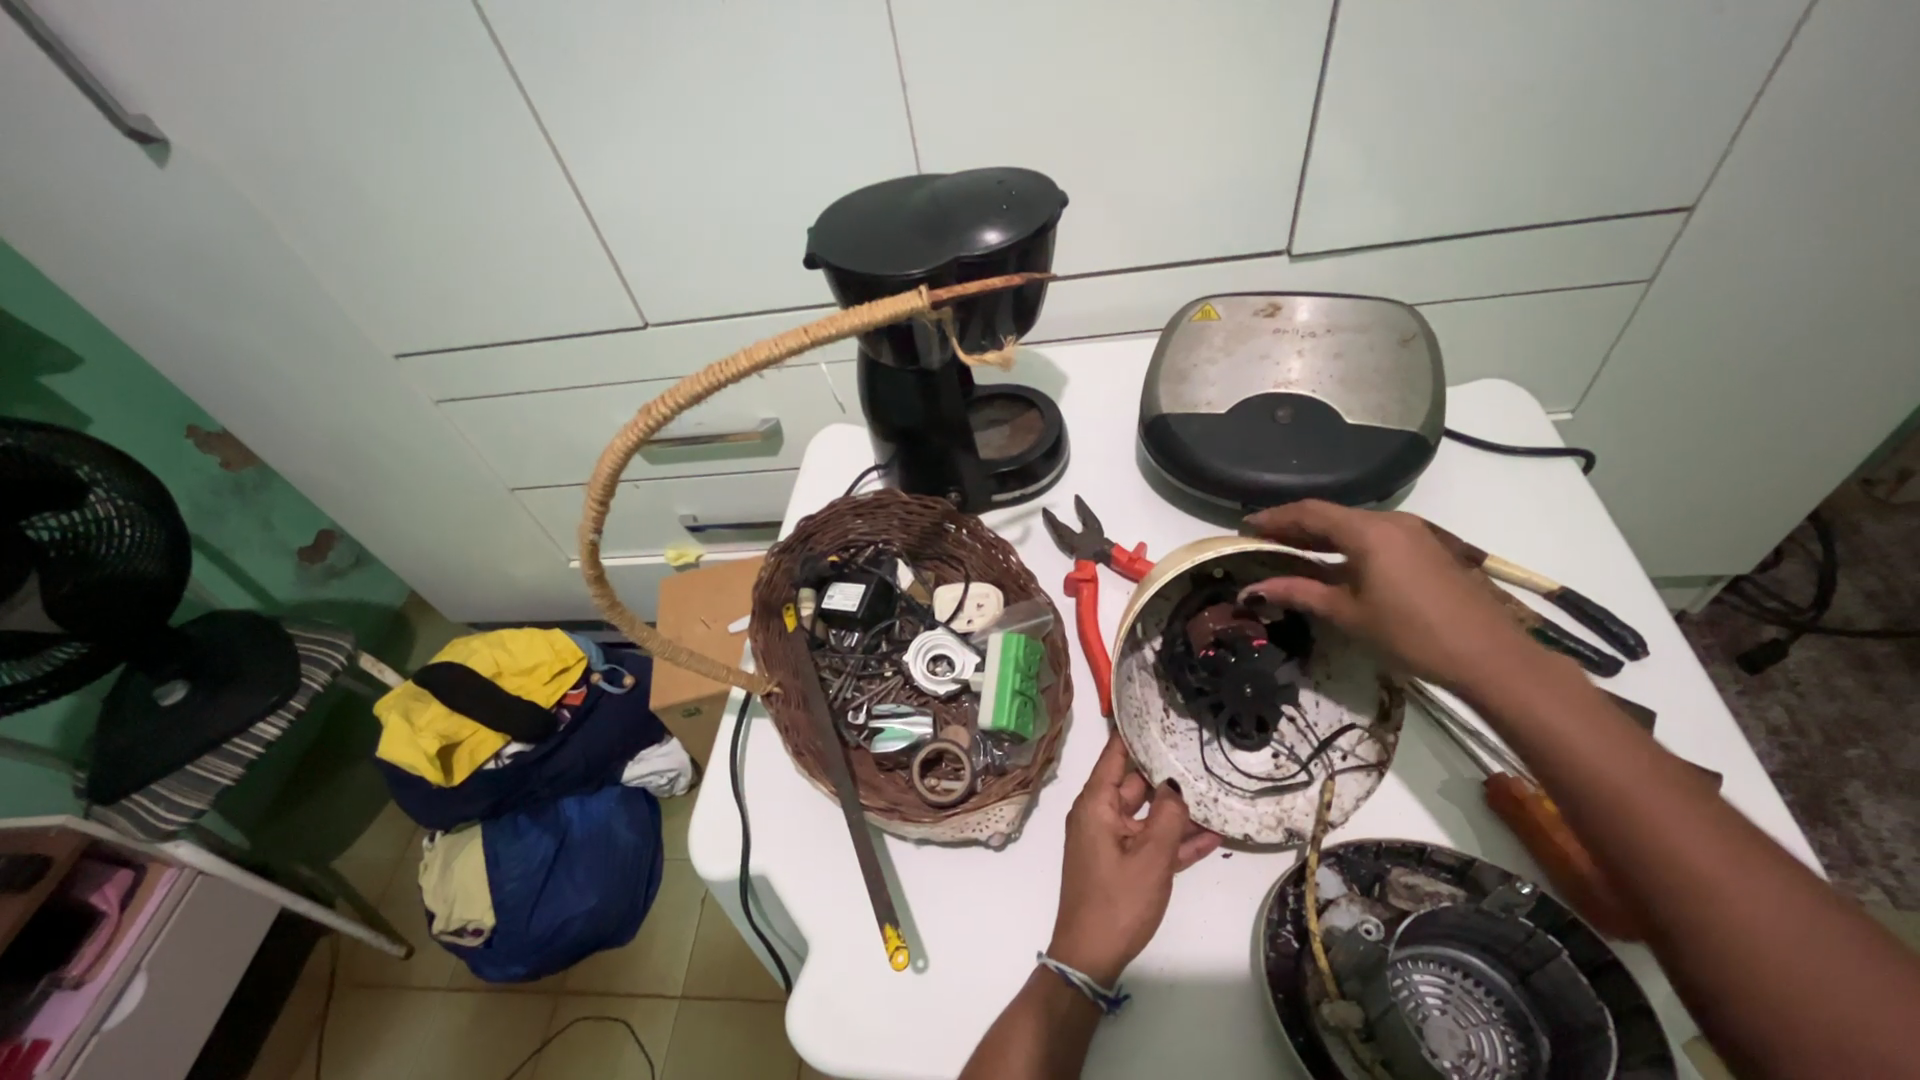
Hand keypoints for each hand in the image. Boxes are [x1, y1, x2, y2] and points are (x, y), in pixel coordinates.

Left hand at [1047, 730, 1220, 986]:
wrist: (1091, 957)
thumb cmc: (1117, 901)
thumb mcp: (1150, 857)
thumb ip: (1169, 817)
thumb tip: (1176, 784)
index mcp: (1096, 804)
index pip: (1115, 754)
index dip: (1137, 733)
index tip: (1161, 712)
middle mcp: (1101, 815)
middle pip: (1137, 783)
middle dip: (1170, 773)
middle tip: (1204, 753)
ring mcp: (1112, 840)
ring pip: (1150, 815)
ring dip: (1181, 812)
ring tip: (1219, 792)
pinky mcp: (1124, 864)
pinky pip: (1152, 843)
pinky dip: (1177, 841)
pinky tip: (1214, 836)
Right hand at [1239, 500, 1537, 691]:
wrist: (1488, 655)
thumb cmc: (1411, 634)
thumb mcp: (1349, 614)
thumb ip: (1299, 593)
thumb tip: (1254, 589)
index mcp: (1369, 531)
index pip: (1310, 513)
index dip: (1275, 518)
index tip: (1245, 527)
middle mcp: (1392, 521)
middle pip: (1333, 515)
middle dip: (1294, 526)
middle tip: (1262, 540)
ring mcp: (1414, 533)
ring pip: (1355, 525)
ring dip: (1321, 536)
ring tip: (1290, 551)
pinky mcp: (1428, 549)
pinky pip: (1376, 537)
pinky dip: (1346, 545)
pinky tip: (1332, 564)